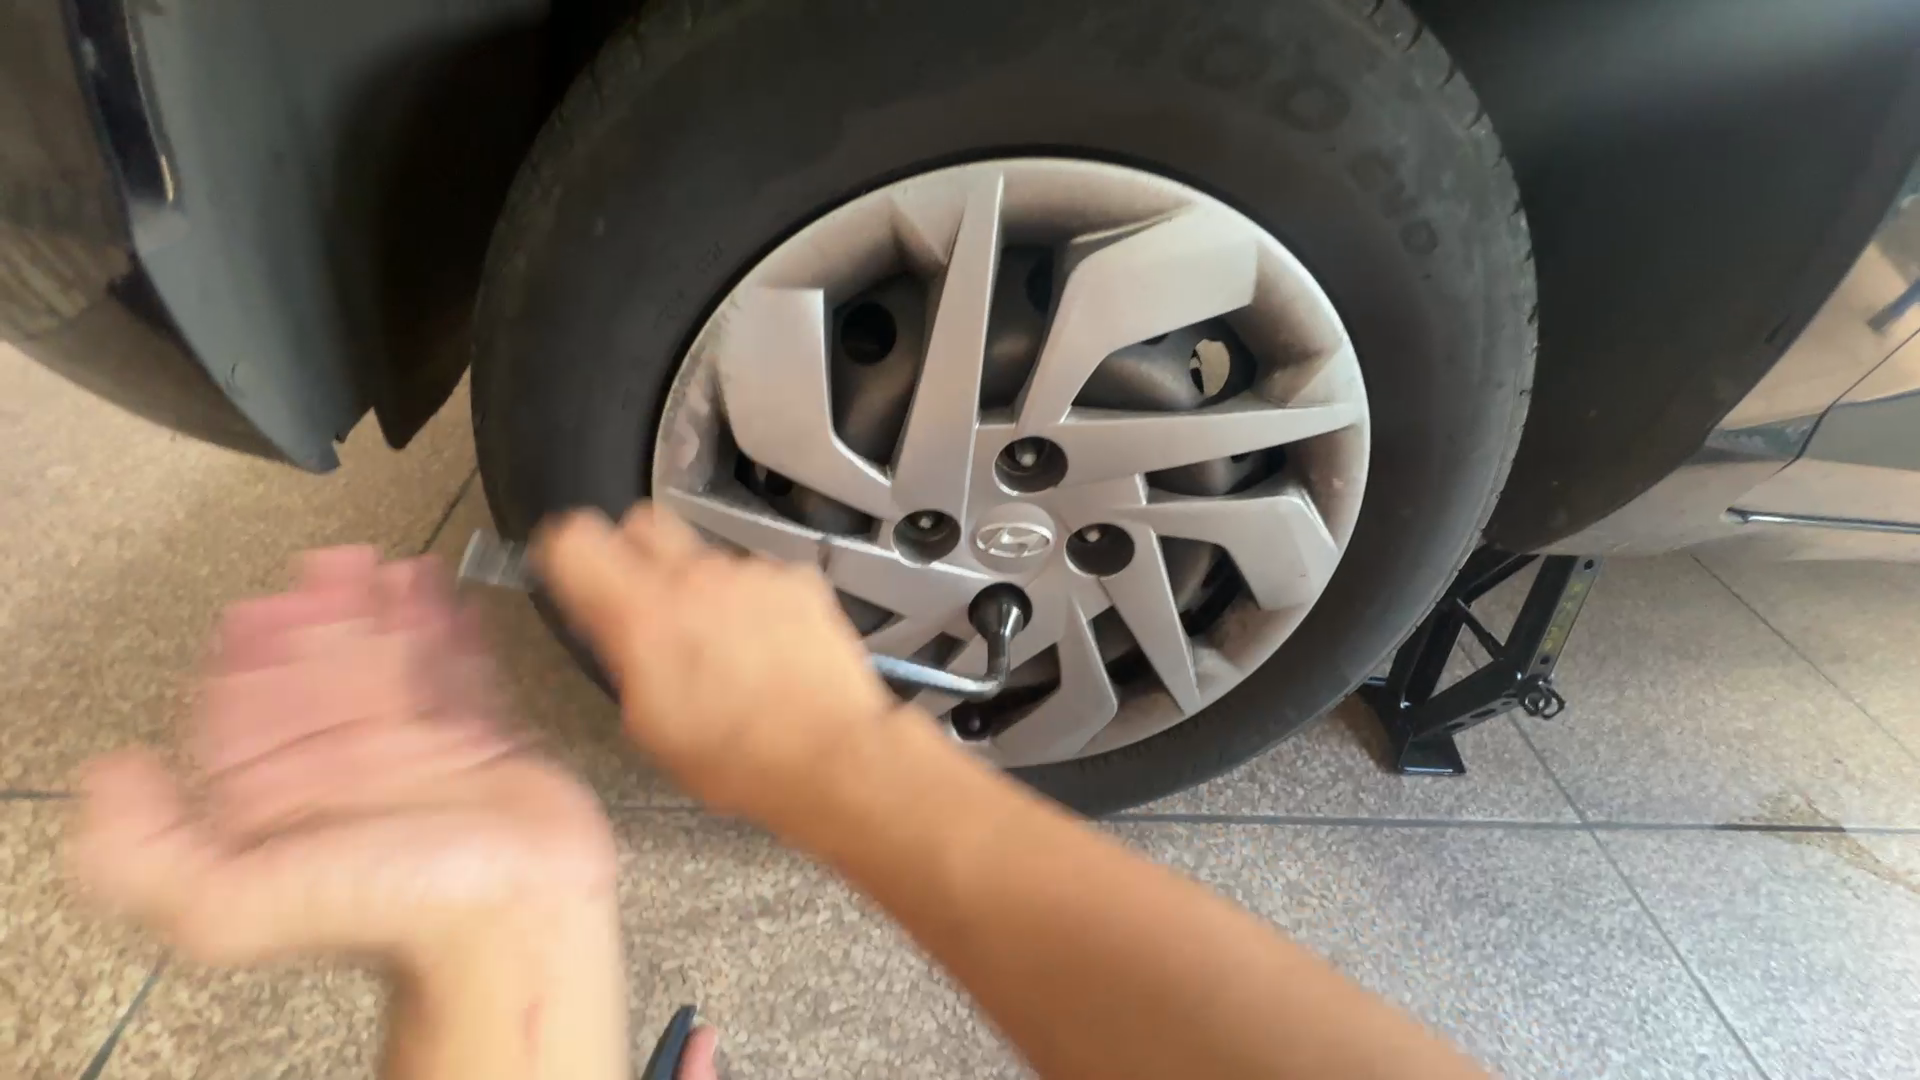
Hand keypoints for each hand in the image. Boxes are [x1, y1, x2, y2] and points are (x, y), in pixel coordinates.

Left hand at [68, 548, 615, 970]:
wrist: (514, 911)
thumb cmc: (396, 906)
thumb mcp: (233, 905)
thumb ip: (146, 853)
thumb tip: (112, 772)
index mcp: (291, 798)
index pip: (256, 712)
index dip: (249, 656)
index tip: (256, 606)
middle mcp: (355, 769)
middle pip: (336, 671)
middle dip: (331, 612)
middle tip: (333, 560)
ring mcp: (427, 751)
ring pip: (404, 664)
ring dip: (396, 612)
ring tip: (395, 567)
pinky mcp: (489, 742)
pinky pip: (469, 677)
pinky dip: (460, 637)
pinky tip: (454, 605)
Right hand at [534, 505, 897, 828]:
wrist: (828, 752)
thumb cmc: (738, 757)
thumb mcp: (648, 722)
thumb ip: (624, 656)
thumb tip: (617, 628)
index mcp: (643, 614)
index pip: (577, 540)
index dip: (569, 549)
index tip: (576, 565)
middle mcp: (697, 579)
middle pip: (645, 522)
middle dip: (637, 550)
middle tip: (648, 595)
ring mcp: (753, 575)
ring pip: (710, 557)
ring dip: (708, 588)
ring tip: (730, 643)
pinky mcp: (799, 581)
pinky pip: (763, 576)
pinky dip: (760, 600)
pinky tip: (772, 642)